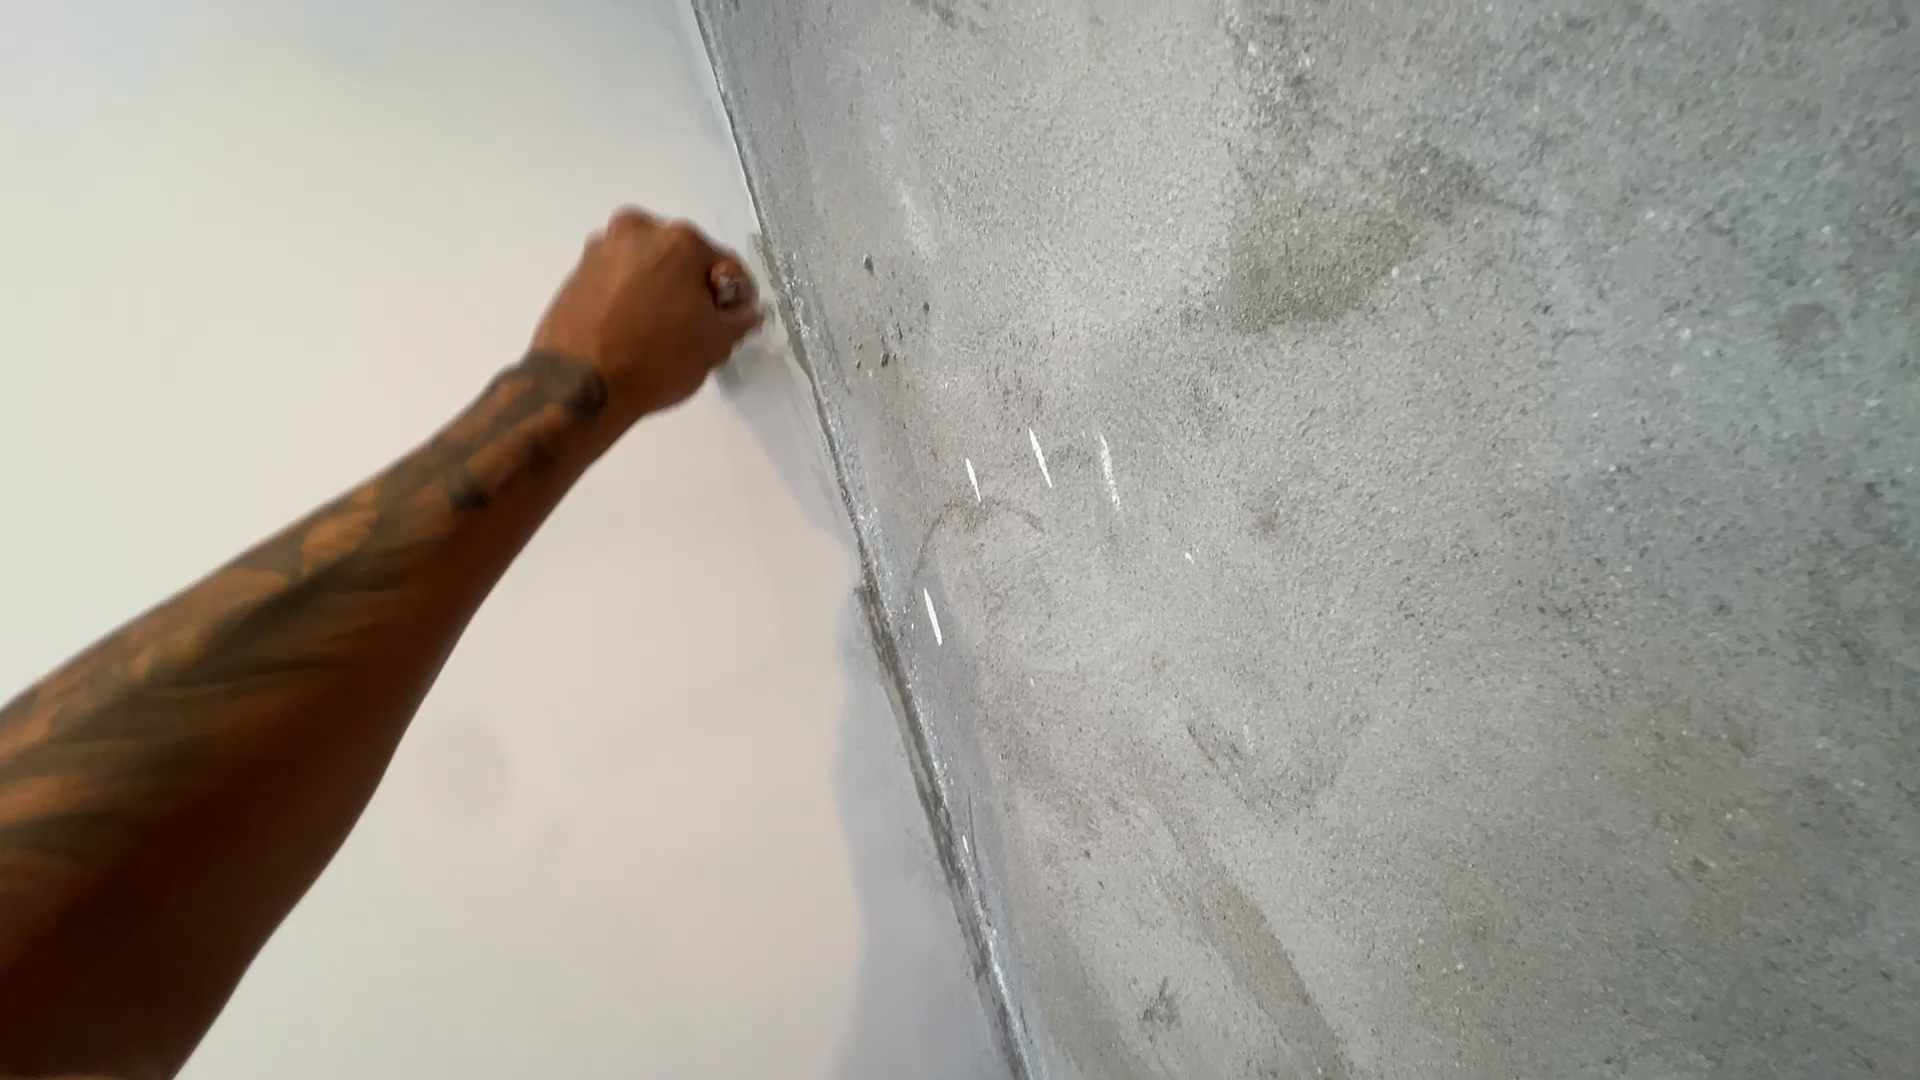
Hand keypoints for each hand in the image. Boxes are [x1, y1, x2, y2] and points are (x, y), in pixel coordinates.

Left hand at [532, 208, 762, 418]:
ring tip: (663, 333)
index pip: (728, 267)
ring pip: (651, 268)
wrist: (582, 384)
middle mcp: (639, 231)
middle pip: (685, 260)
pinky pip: (621, 281)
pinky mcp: (577, 272)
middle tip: (696, 330)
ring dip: (663, 292)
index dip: (737, 300)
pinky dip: (634, 299)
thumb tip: (746, 310)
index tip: (731, 326)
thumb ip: (740, 320)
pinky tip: (635, 331)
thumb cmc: (658, 359)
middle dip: (695, 290)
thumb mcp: (716, 344)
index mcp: (680, 241)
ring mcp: (602, 248)